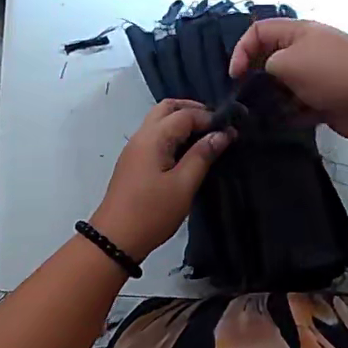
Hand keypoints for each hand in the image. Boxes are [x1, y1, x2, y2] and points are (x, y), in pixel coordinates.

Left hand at [89, 100, 233, 261]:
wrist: (115, 239)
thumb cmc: (152, 212)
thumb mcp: (183, 185)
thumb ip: (202, 156)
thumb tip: (221, 134)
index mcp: (153, 138)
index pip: (184, 114)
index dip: (209, 118)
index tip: (232, 130)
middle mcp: (141, 137)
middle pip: (167, 109)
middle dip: (193, 110)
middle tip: (217, 125)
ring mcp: (135, 149)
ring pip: (159, 121)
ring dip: (182, 122)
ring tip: (207, 137)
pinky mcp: (134, 163)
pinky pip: (155, 136)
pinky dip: (174, 135)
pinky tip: (189, 151)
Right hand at [226, 19, 347, 141]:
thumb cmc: (330, 73)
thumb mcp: (287, 62)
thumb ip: (266, 64)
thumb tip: (267, 76)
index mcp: (299, 32)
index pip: (259, 31)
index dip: (241, 49)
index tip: (235, 76)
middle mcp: (308, 50)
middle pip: (271, 59)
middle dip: (255, 77)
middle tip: (244, 97)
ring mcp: (318, 77)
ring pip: (284, 86)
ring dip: (271, 99)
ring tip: (259, 114)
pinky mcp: (326, 100)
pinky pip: (299, 106)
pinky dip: (288, 115)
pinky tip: (278, 125)